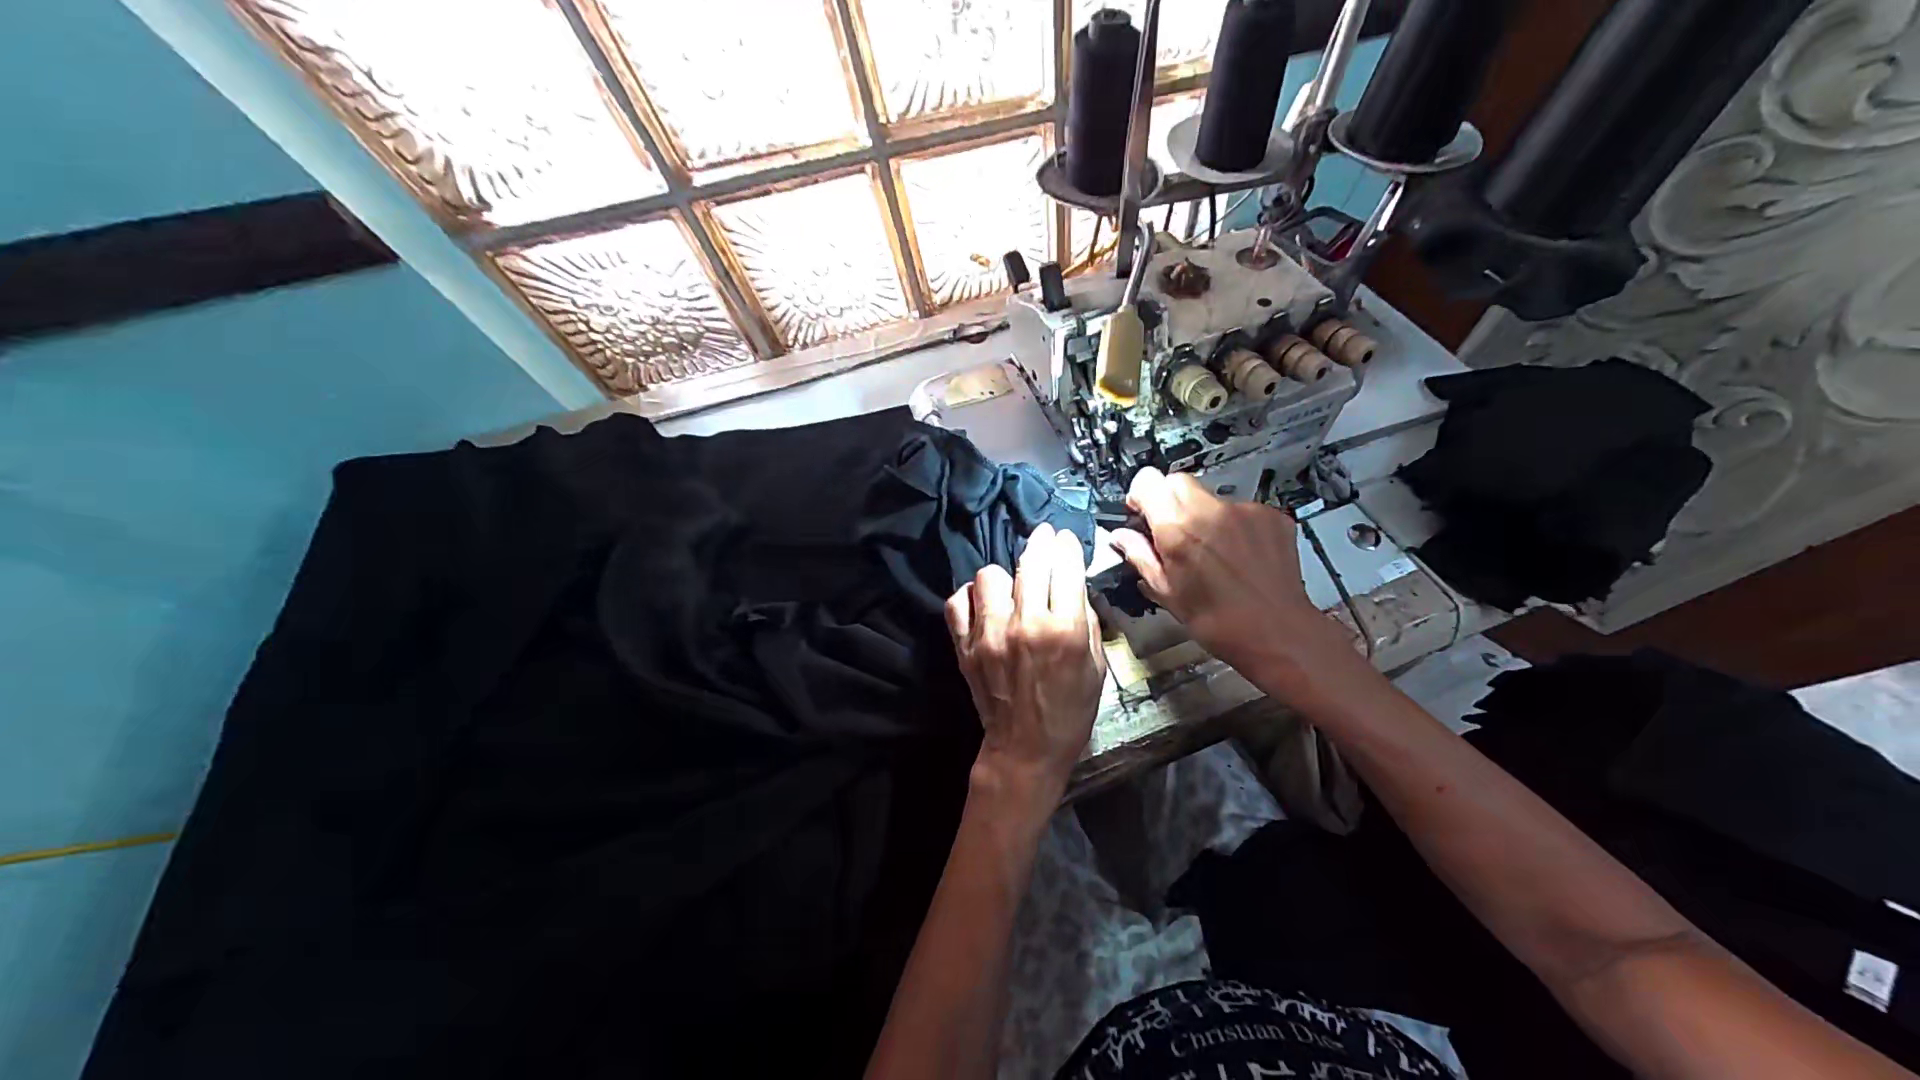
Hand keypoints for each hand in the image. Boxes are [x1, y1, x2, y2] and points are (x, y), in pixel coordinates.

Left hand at [946, 524, 1106, 801]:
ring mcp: (990, 634)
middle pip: (1030, 564)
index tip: (1065, 538)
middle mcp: (1025, 625)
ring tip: (1012, 586)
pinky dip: (971, 597)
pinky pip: (958, 601)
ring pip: (989, 575)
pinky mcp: (965, 646)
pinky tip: (984, 603)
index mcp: (1064, 631)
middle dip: (1040, 543)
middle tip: (1043, 537)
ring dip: (1004, 575)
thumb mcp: (1097, 667)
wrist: (1026, 748)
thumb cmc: (1070, 711)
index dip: (1066, 546)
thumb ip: (1086, 622)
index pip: (1065, 569)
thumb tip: (1074, 586)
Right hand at [1108, 468, 1352, 691]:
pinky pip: (1241, 510)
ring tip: (1210, 553)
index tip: (1142, 511)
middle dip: (1169, 502)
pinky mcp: (1271, 517)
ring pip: (1211, 497)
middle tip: (1171, 533)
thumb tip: (1123, 539)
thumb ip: (1140, 557)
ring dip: (1203, 516)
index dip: (1140, 495)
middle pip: (1178, 482)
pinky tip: (1236, 556)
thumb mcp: (1167, 593)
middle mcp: (1212, 511)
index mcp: (1178, 529)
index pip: (1147, 481)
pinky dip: (1234, 526)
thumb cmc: (1222, 622)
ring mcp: (1245, 511)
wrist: (1277, 633)